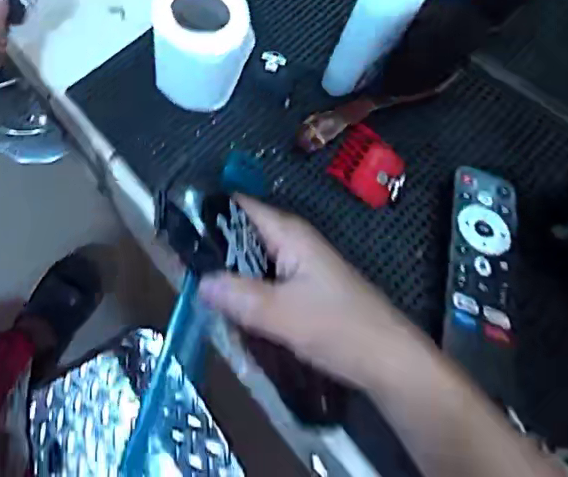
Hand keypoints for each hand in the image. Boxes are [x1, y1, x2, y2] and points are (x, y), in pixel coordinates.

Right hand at [199, 196, 431, 392]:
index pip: (239, 206)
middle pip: (242, 235)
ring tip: (207, 303)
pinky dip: (249, 297)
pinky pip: (264, 283)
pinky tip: (238, 321)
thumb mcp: (282, 314)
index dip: (208, 213)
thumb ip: (239, 296)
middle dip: (216, 256)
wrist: (390, 362)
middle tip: (188, 278)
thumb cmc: (339, 327)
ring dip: (232, 282)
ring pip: (251, 263)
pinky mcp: (303, 289)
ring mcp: (298, 265)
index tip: (177, 230)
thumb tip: (199, 281)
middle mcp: (291, 240)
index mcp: (288, 232)